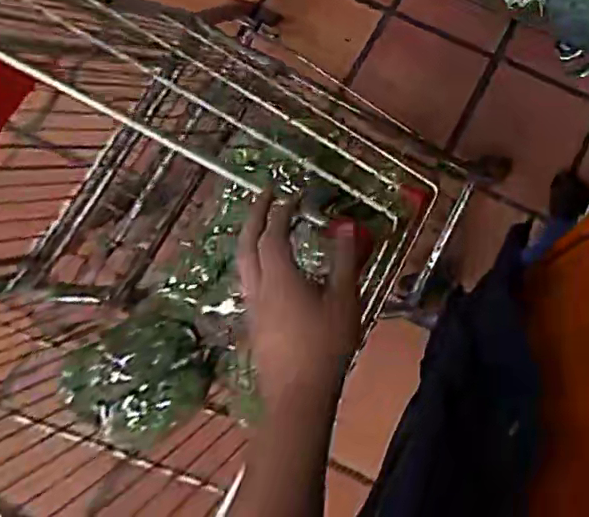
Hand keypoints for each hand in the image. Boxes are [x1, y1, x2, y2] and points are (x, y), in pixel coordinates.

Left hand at [236, 191, 371, 409]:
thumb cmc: (326, 342)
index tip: (294, 193)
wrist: (298, 395)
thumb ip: (345, 259)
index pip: (273, 236)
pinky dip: (257, 258)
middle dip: (254, 216)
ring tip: (266, 223)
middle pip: (247, 246)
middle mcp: (259, 289)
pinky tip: (274, 264)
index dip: (282, 211)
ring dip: (251, 237)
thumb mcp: (344, 297)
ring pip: (244, 265)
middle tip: (266, 194)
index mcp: (280, 279)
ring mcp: (253, 309)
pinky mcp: (255, 323)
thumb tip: (344, 227)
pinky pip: (250, 279)